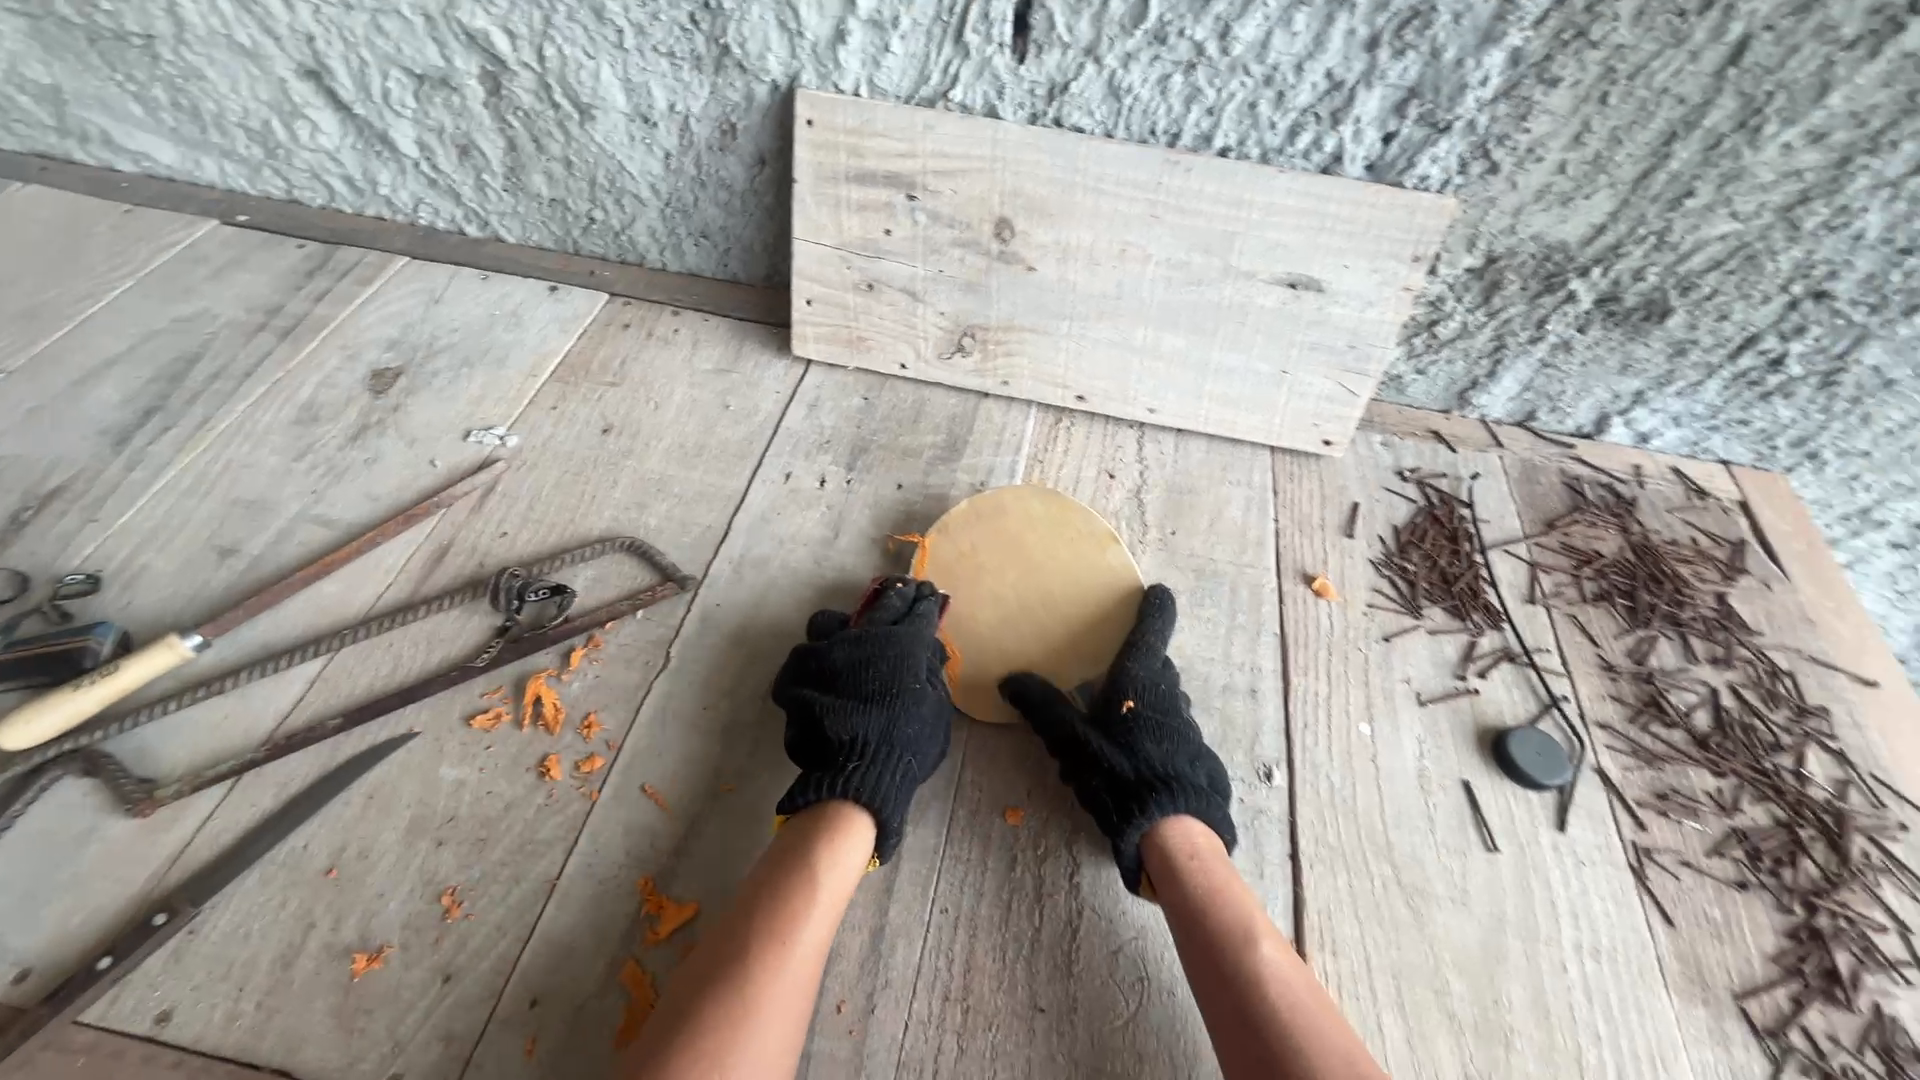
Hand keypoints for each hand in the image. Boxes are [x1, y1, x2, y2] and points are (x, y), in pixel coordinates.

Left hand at [771, 576, 953, 863]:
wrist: (858, 767)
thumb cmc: (909, 743)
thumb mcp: (936, 709)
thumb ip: (931, 675)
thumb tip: (930, 651)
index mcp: (906, 644)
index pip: (920, 612)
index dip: (926, 601)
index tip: (929, 593)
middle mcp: (867, 636)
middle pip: (883, 604)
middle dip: (896, 594)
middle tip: (902, 590)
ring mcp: (830, 650)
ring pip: (829, 621)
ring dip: (840, 625)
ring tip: (844, 633)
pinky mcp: (799, 670)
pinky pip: (804, 658)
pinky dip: (811, 664)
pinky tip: (814, 673)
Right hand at [999, 585, 1234, 893]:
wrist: (1174, 828)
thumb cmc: (1119, 773)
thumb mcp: (1072, 742)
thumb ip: (1042, 708)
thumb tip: (1010, 678)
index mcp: (1139, 681)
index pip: (1150, 632)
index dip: (1155, 609)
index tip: (1158, 592)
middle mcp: (1168, 695)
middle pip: (1158, 666)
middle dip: (1143, 661)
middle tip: (1118, 666)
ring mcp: (1185, 725)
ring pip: (1165, 699)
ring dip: (1147, 698)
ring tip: (1121, 715)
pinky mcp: (1194, 753)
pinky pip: (1171, 729)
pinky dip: (1155, 729)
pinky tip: (1137, 753)